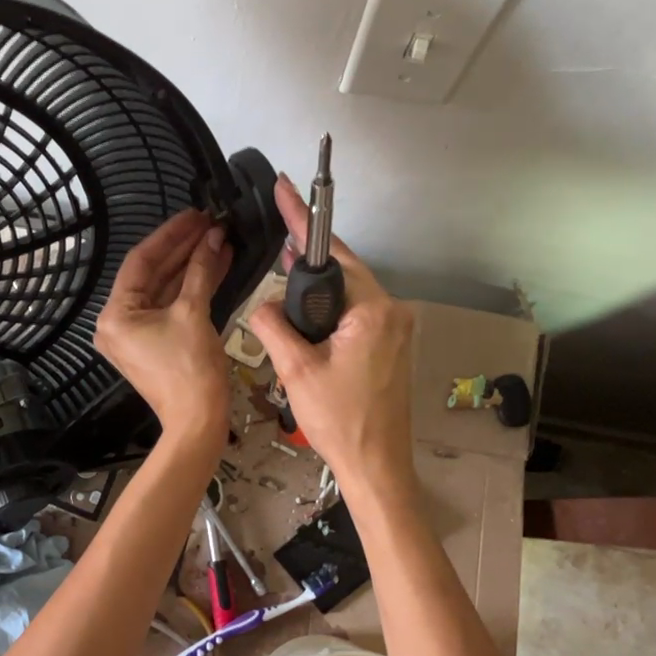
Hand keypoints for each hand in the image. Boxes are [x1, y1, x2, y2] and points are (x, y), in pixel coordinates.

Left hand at [95, 209, 232, 441]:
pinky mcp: (156, 341)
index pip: (141, 261)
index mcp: (115, 314)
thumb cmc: (190, 370)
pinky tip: (217, 262)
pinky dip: (193, 287)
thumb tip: (214, 236)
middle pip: (153, 273)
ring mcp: (137, 333)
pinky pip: (172, 305)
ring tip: (219, 237)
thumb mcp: (194, 314)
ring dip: (192, 264)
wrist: (198, 421)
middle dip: (184, 248)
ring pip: (166, 288)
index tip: (194, 215)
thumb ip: (201, 270)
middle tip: (211, 222)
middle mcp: (118, 322)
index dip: (170, 235)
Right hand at [248, 175, 415, 493]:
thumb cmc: (340, 422)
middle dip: (303, 269)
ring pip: (345, 296)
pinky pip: (353, 315)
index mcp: (372, 310)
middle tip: (271, 258)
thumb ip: (273, 326)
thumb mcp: (296, 370)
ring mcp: (394, 330)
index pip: (330, 253)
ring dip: (313, 299)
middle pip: (341, 272)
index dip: (302, 220)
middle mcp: (391, 311)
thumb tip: (261, 304)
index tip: (286, 187)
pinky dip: (326, 316)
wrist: (376, 467)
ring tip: (281, 307)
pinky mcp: (389, 347)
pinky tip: (303, 328)